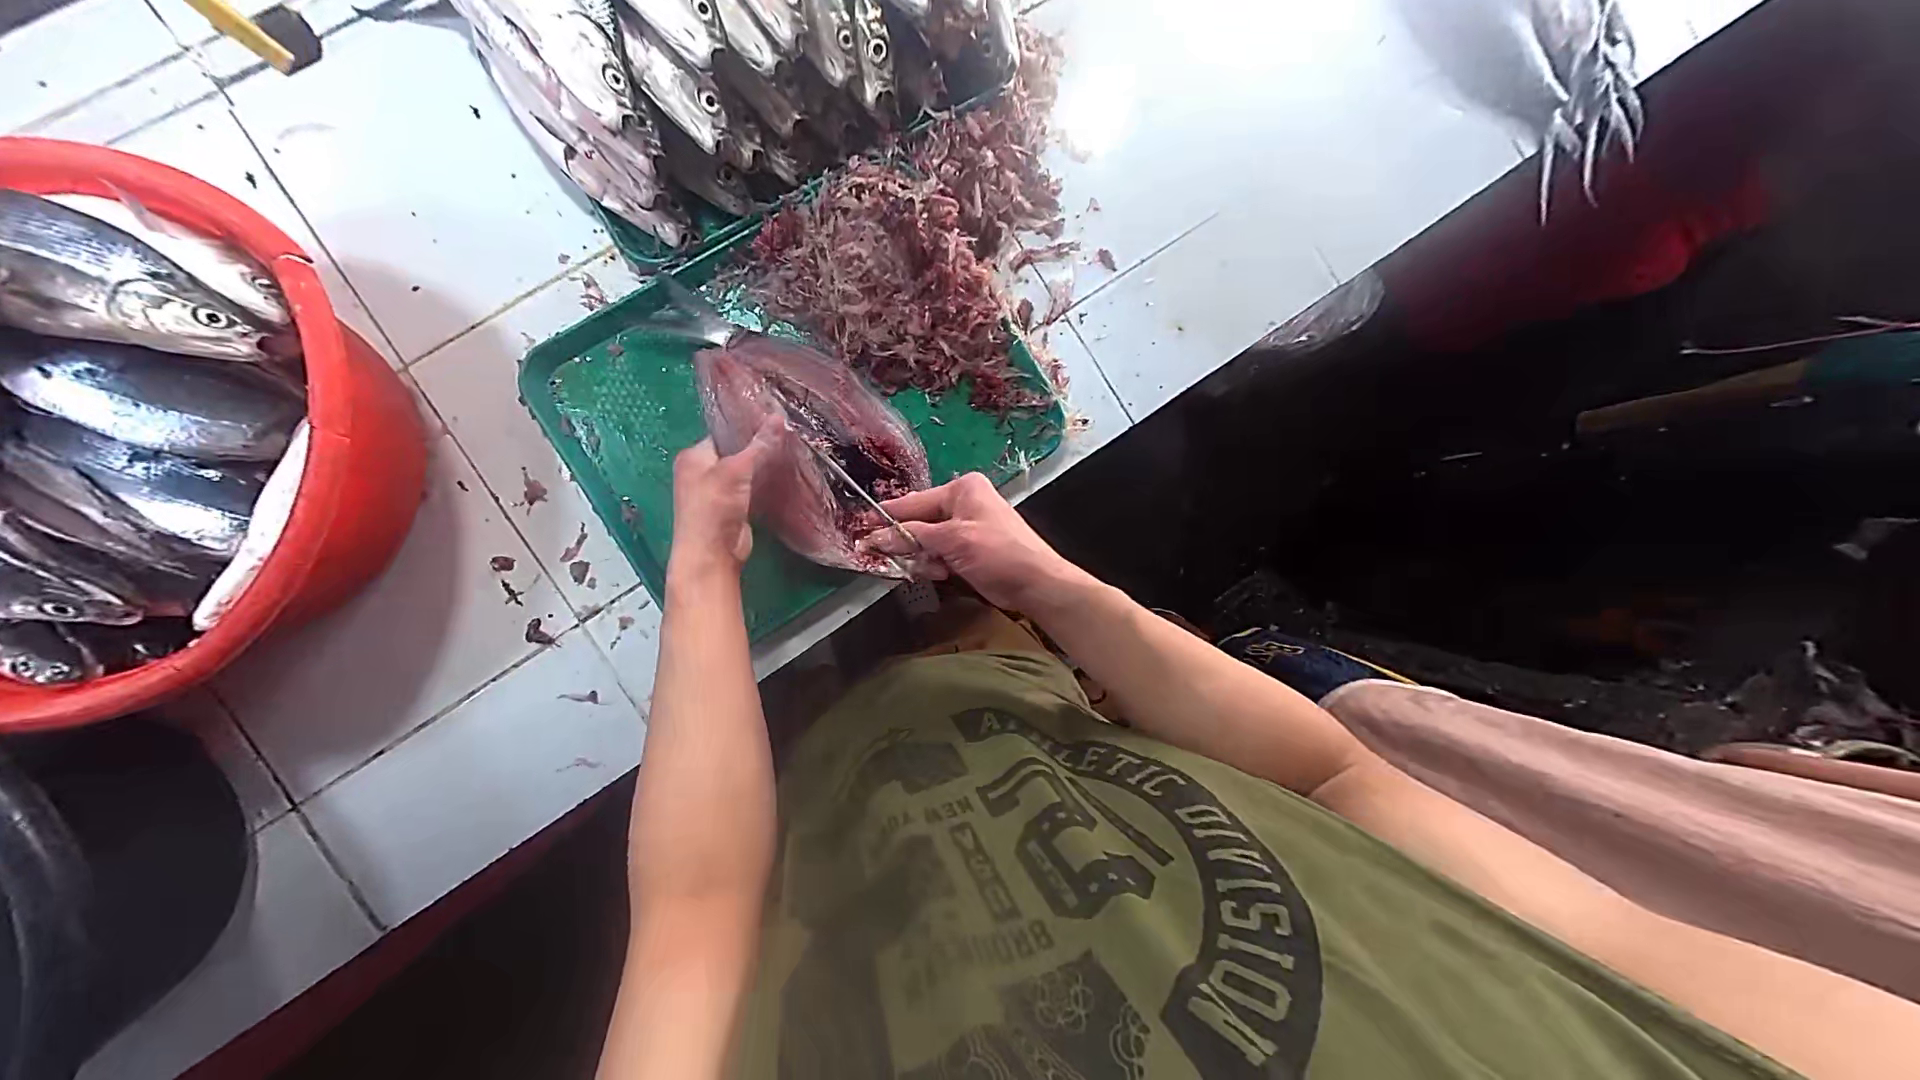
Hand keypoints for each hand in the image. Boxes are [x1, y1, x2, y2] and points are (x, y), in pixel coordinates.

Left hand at [669, 422, 777, 579]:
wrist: (712, 555)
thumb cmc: (714, 508)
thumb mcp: (737, 470)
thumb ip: (759, 445)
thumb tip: (779, 417)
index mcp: (693, 456)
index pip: (723, 432)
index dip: (747, 425)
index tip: (775, 420)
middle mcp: (701, 471)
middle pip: (735, 451)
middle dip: (759, 446)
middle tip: (788, 436)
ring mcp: (717, 491)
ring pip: (745, 470)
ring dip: (763, 466)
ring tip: (791, 452)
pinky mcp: (732, 507)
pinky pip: (751, 488)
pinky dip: (764, 483)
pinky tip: (784, 476)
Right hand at [861, 473, 1092, 612]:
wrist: (1036, 583)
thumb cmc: (998, 553)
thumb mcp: (952, 540)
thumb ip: (912, 536)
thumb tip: (877, 536)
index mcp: (962, 489)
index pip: (913, 502)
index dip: (886, 516)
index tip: (859, 525)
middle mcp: (963, 503)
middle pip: (919, 522)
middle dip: (910, 543)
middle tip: (893, 559)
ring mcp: (967, 526)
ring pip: (927, 541)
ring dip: (925, 558)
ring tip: (935, 570)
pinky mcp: (969, 549)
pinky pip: (940, 553)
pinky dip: (936, 564)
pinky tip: (942, 574)